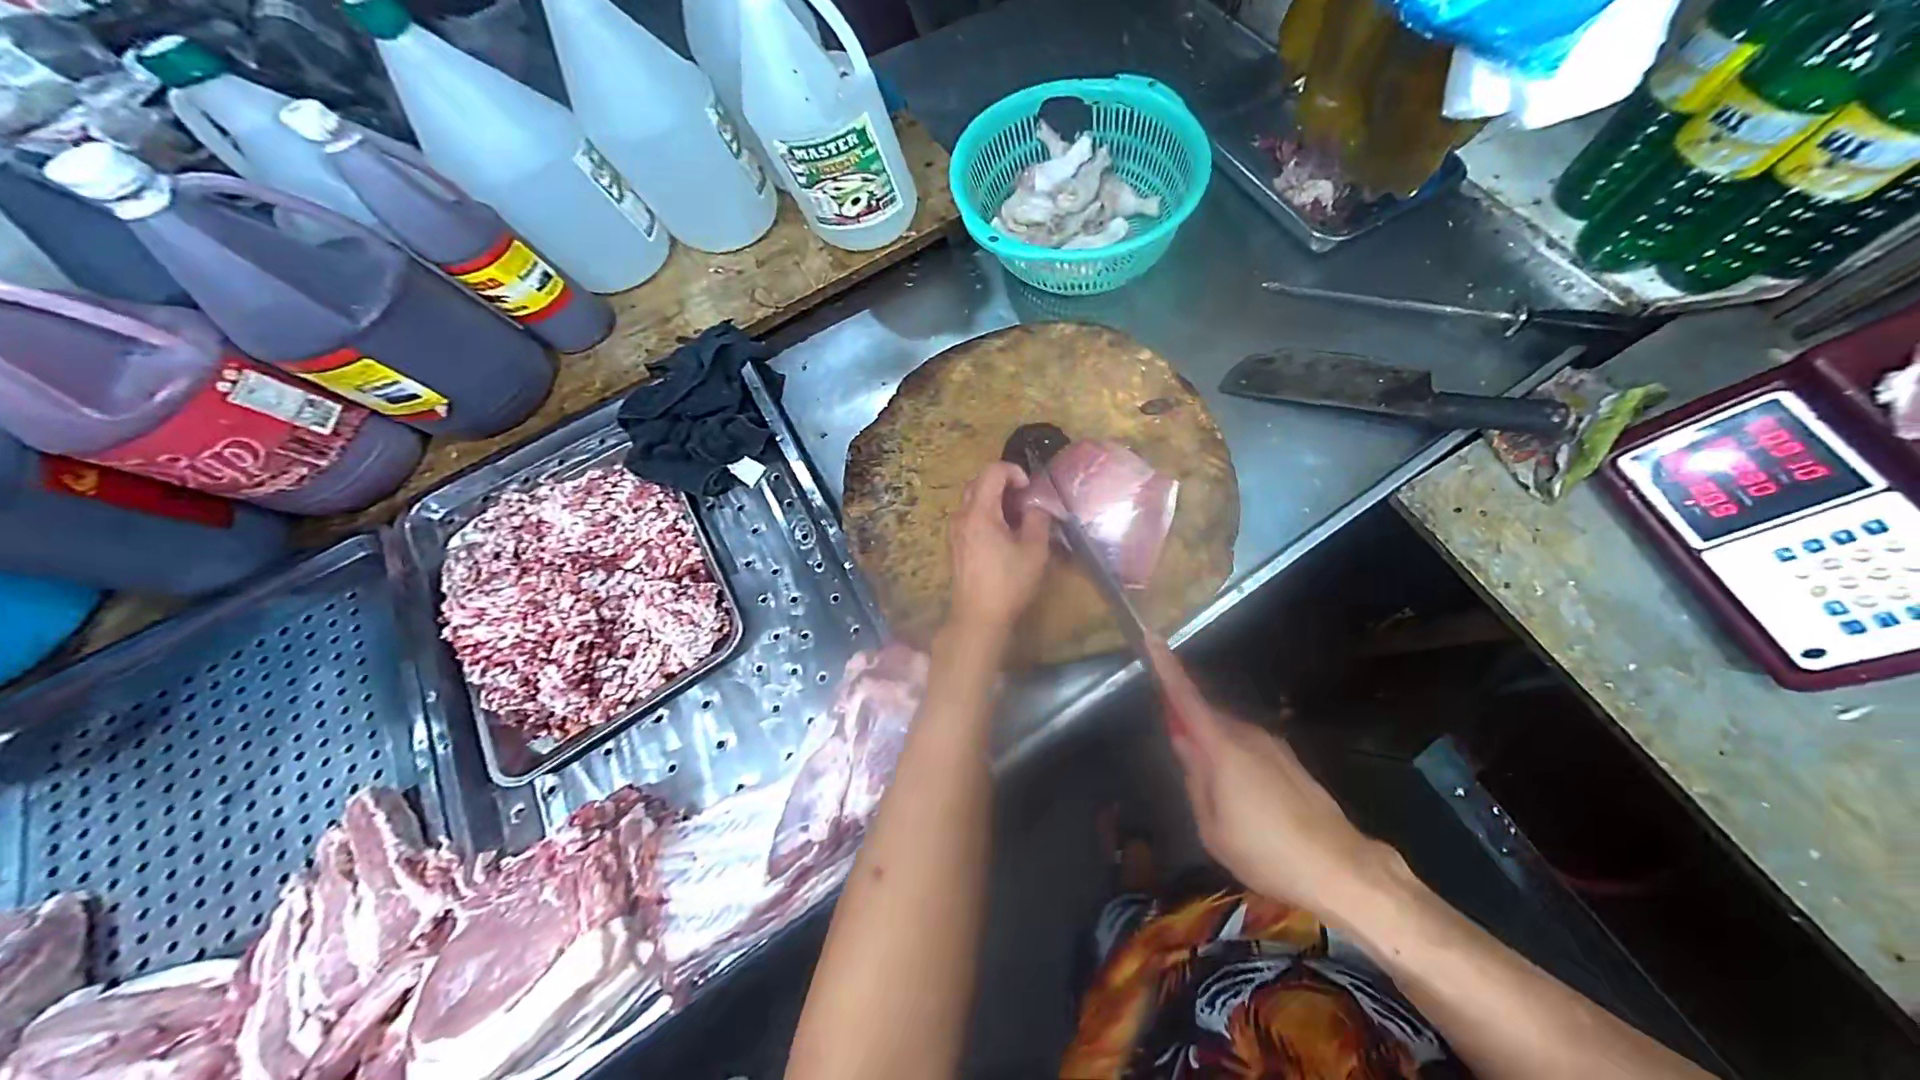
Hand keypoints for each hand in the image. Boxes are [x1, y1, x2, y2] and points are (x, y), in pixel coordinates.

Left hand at [946, 462, 1051, 637]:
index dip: (1014, 472)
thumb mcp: (1034, 551)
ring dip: (994, 498)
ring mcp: (954, 531)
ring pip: (971, 499)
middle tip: (1024, 499)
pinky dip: (985, 513)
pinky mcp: (954, 544)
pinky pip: (969, 516)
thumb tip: (1037, 507)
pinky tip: (1002, 533)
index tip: (1030, 488)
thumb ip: (1038, 520)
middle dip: (1003, 483)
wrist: (978, 617)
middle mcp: (961, 516)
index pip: (992, 472)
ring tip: (1016, 516)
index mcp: (979, 512)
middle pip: (978, 482)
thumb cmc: (1008, 584)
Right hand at [1149, 640, 1397, 919]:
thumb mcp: (1212, 826)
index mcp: (1222, 747)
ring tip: (1213, 792)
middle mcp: (1248, 735)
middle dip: (1186, 723)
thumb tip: (1183, 741)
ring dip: (1211, 746)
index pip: (1186, 697)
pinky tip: (1240, 797)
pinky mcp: (1290, 761)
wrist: (1341, 869)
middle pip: (1205, 715)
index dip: (1166, 667)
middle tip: (1176, 754)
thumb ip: (1194, 778)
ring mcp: (1274, 746)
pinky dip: (1233, 757)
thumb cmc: (1266, 851)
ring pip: (1227, 733)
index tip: (1152, 638)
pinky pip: (1248, 747)